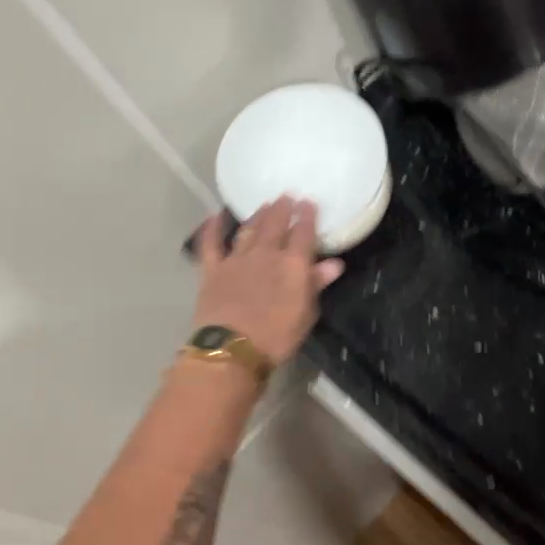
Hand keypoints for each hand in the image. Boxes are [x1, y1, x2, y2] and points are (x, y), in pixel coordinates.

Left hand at [192, 197, 343, 362]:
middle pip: (275, 225)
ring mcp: (237, 259)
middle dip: (283, 209)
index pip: (303, 233)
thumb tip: (334, 264)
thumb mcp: (306, 313)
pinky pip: (211, 243)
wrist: (233, 348)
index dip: (307, 217)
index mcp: (293, 265)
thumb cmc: (277, 336)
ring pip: (249, 230)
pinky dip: (212, 228)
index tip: (309, 202)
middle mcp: (266, 254)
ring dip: (258, 215)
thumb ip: (316, 284)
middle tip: (287, 196)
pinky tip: (214, 215)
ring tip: (264, 205)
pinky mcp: (213, 269)